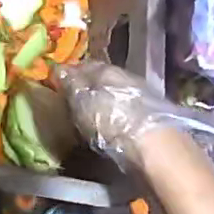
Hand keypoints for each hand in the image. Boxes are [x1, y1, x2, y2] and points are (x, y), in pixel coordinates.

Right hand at [53, 61, 194, 170]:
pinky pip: (125, 111)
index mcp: (106, 69)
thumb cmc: (112, 120)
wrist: (155, 148)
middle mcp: (126, 77)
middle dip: (87, 87)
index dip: (70, 73)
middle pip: (101, 79)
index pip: (83, 65)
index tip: (57, 83)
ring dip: (102, 102)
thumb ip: (70, 83)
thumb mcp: (82, 101)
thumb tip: (59, 68)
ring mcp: (141, 97)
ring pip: (115, 94)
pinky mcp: (151, 118)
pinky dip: (115, 116)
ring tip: (88, 116)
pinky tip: (109, 127)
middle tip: (71, 100)